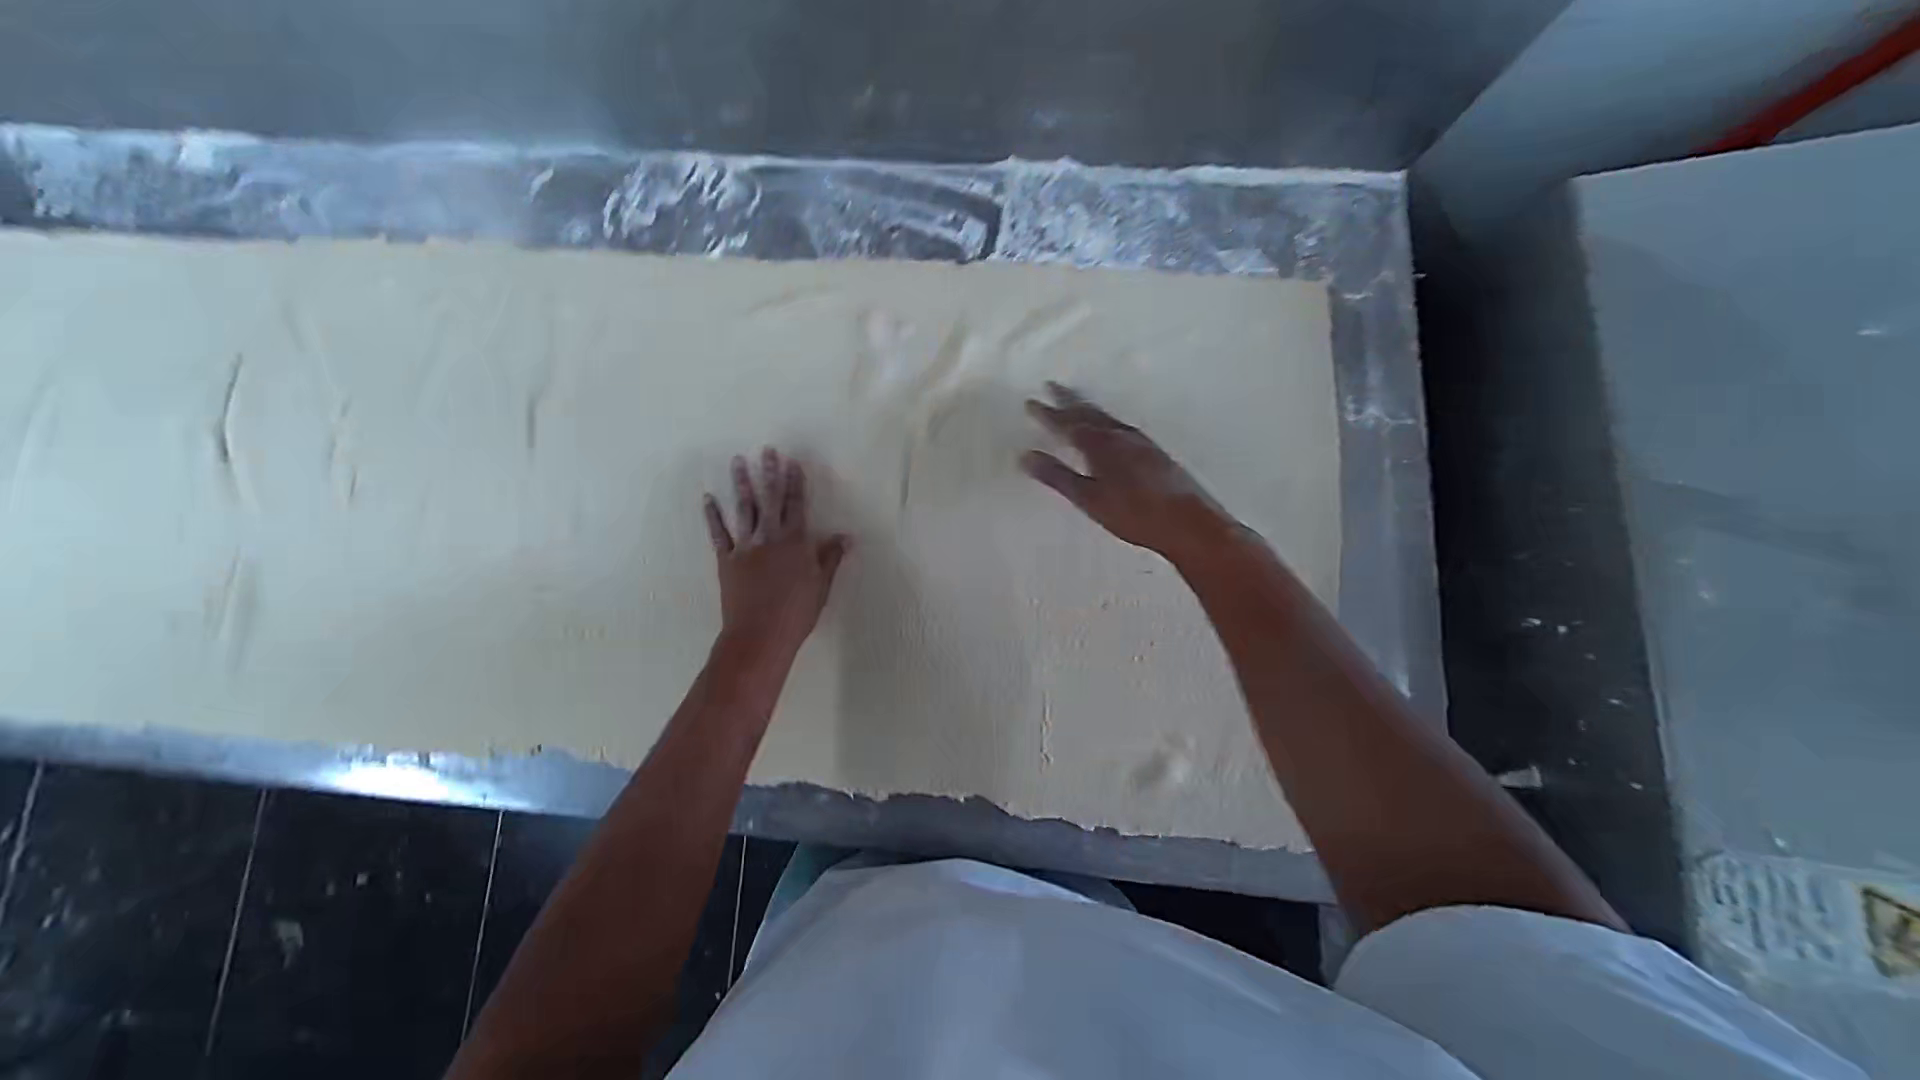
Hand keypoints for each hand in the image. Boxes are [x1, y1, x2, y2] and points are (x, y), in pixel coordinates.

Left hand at [703, 448, 849, 663]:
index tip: (793, 462)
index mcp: (796, 543)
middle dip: (770, 473)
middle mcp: (770, 538)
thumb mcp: (821, 585)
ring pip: (744, 509)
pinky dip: (713, 516)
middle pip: (771, 500)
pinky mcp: (726, 560)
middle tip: (767, 450)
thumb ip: (830, 557)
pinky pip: (718, 534)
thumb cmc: (797, 613)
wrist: (760, 635)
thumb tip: (846, 536)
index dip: (796, 483)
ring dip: (741, 484)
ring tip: (738, 461)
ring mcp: (745, 547)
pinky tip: (708, 499)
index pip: (797, 506)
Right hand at [1022, 383, 1240, 558]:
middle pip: (1089, 413)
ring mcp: (1141, 443)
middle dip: (1069, 401)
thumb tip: (1026, 456)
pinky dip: (1107, 421)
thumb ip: (1058, 477)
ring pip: (1107, 418)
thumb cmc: (1134, 514)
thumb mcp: (1090, 499)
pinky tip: (1111, 429)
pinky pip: (1122, 427)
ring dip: (1089, 408)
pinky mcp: (1155, 453)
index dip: (1048, 415)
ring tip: (1077, 402)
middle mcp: (1120, 436)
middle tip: (1052, 386)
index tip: (1031, 402)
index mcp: (1101, 446)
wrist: (1188, 522)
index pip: (1068, 424)